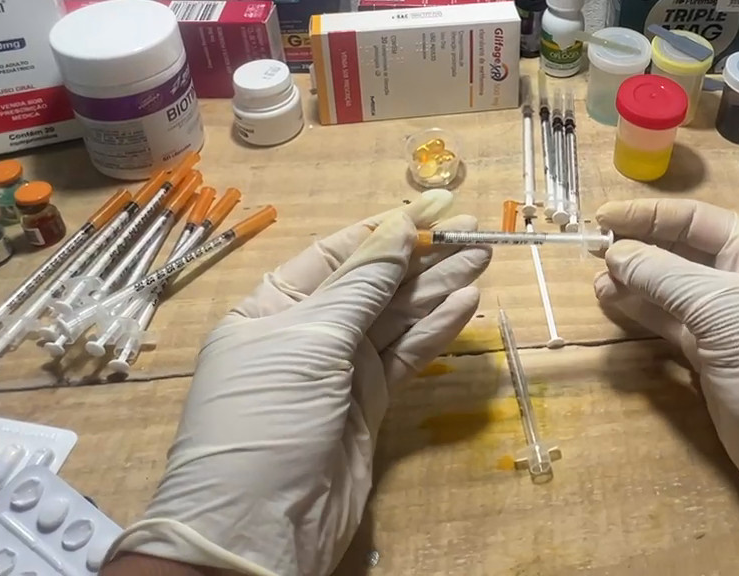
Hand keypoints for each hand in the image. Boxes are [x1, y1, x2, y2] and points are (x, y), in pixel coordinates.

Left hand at [109, 190, 490, 575]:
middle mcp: (309, 330)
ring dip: (439, 286)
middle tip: (476, 229)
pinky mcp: (370, 399)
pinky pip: (407, 352)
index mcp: (275, 305)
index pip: (340, 251)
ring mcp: (341, 367)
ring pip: (398, 315)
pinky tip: (467, 304)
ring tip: (482, 256)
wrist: (256, 533)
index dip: (390, 226)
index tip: (438, 204)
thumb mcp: (311, 338)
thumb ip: (363, 282)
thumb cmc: (267, 419)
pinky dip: (437, 329)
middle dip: (424, 255)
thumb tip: (402, 226)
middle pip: (377, 281)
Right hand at [592, 199, 738, 569]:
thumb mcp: (718, 307)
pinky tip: (612, 300)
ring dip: (635, 279)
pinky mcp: (709, 351)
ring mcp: (725, 316)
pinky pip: (669, 319)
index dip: (649, 215)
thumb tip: (616, 253)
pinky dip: (641, 309)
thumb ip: (663, 275)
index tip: (605, 215)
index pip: (695, 219)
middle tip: (594, 246)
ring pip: (670, 286)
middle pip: (681, 250)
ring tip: (597, 277)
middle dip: (640, 246)